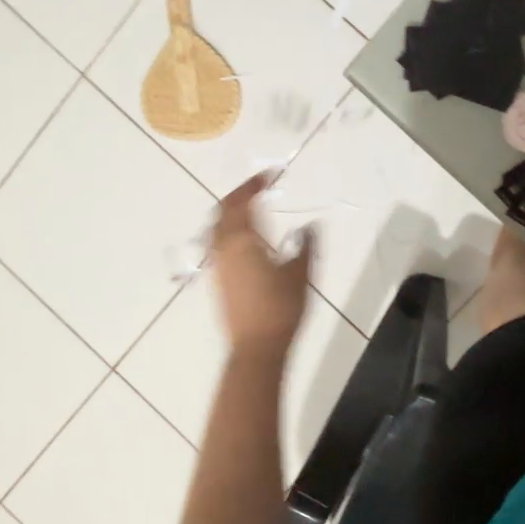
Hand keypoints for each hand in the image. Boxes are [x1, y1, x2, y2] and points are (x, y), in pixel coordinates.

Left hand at [210, 174, 313, 354]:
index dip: (254, 184)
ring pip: (216, 228)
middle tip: (258, 188)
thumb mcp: (302, 273)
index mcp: (242, 240)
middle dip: (238, 195)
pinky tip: (246, 240)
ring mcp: (217, 266)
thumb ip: (305, 245)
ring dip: (231, 213)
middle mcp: (223, 248)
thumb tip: (309, 226)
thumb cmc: (281, 308)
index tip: (270, 174)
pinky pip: (218, 244)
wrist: (256, 349)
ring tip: (250, 209)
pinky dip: (229, 230)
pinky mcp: (218, 281)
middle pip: (222, 211)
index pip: (243, 201)